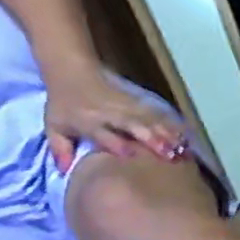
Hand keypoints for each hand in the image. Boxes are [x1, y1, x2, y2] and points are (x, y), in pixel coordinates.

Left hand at [42, 66, 187, 167]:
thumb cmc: (64, 104)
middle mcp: (108, 114)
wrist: (72, 69)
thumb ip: (60, 149)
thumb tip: (64, 170)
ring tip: (182, 146)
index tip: (131, 155)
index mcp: (87, 122)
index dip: (116, 143)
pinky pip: (156, 114)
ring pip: (148, 120)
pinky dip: (171, 123)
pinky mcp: (136, 101)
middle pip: (132, 126)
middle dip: (150, 138)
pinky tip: (185, 133)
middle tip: (168, 153)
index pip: (103, 133)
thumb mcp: (54, 126)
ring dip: (166, 133)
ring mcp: (125, 107)